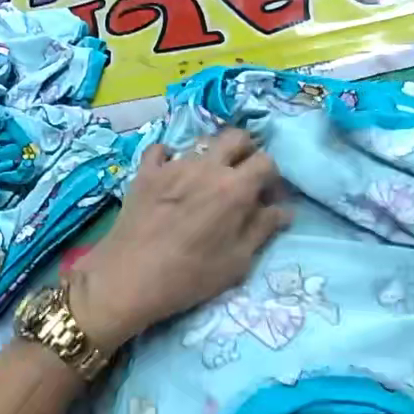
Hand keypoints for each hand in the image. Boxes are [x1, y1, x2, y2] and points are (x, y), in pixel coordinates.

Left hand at [68, 129, 290, 353]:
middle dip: (245, 151)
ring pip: (200, 144)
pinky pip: (161, 150)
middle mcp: (207, 166)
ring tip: (204, 182)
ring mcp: (173, 165)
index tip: (266, 197)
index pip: (266, 161)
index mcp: (235, 188)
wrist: (130, 276)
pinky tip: (169, 174)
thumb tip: (283, 210)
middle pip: (236, 137)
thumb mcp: (237, 261)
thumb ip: (262, 229)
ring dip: (210, 157)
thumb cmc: (191, 275)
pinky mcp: (146, 171)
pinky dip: (169, 157)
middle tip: (241, 175)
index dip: (271, 177)